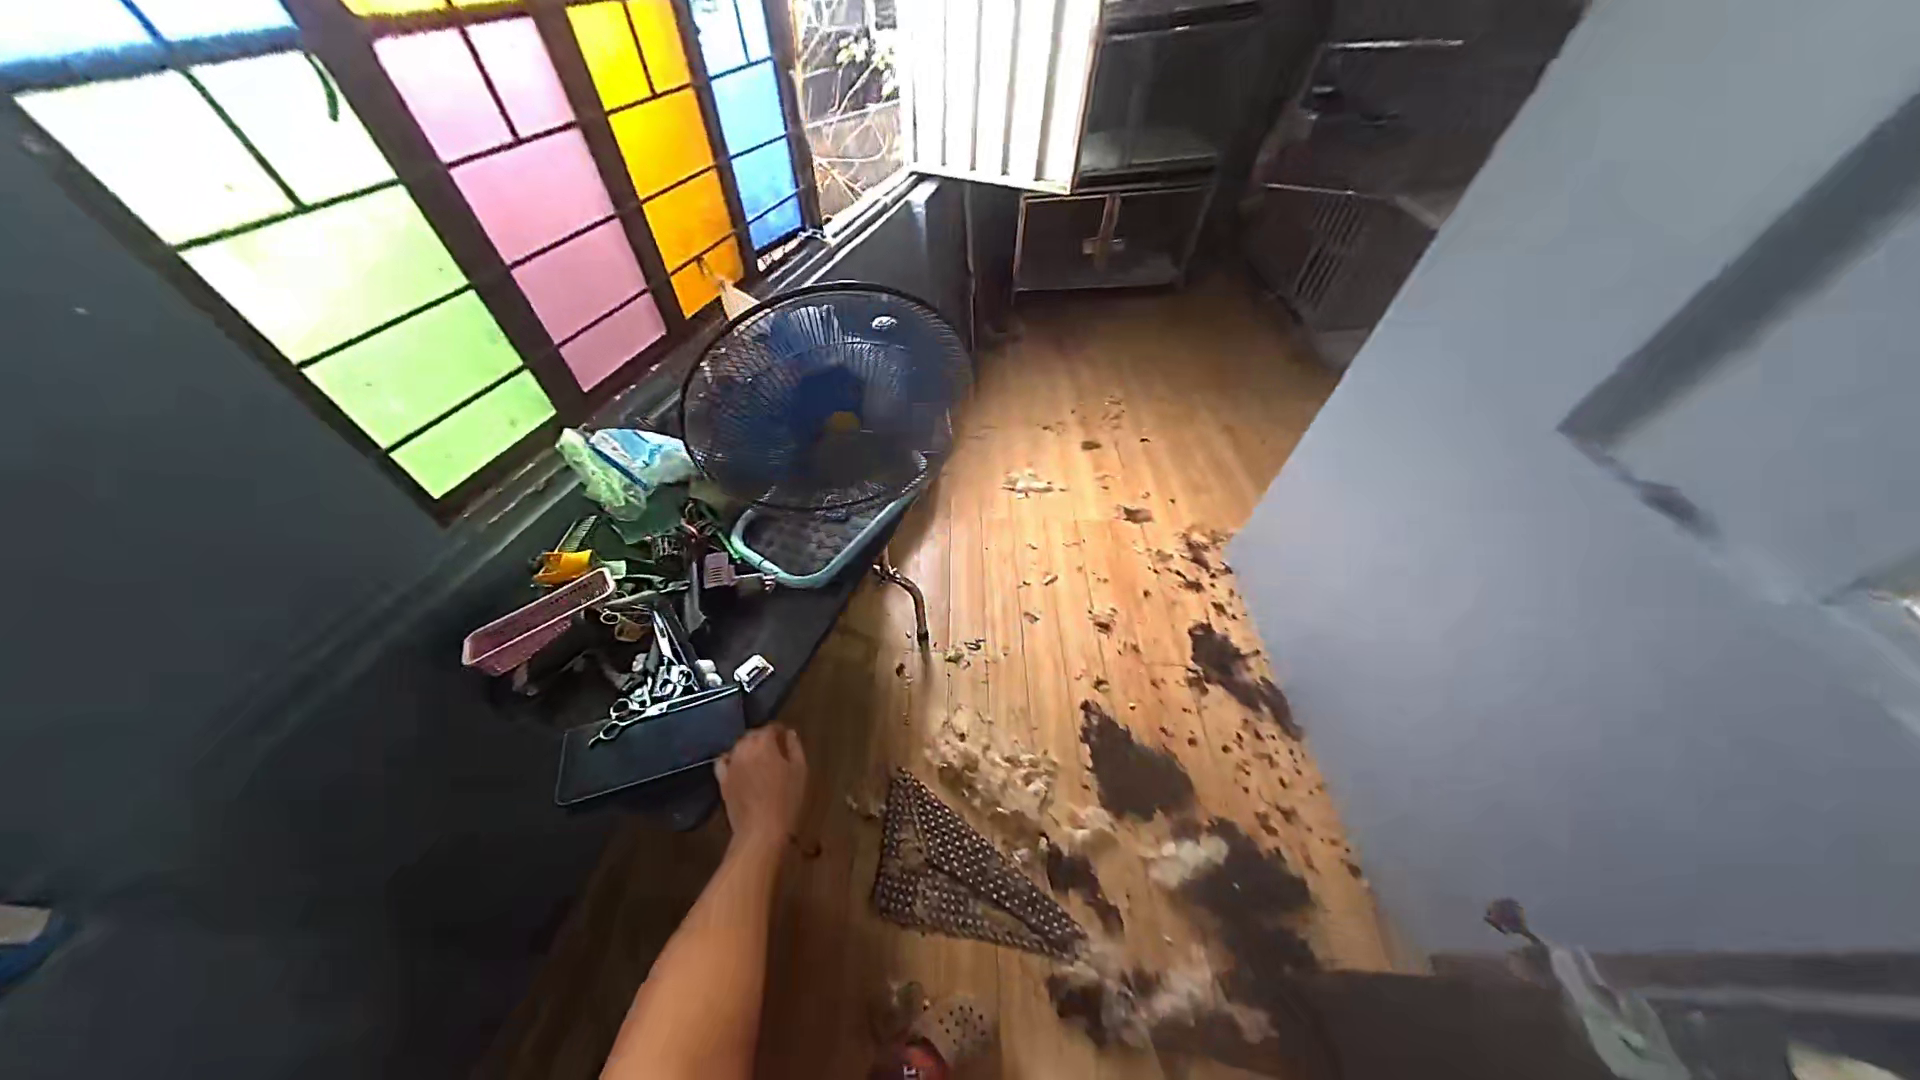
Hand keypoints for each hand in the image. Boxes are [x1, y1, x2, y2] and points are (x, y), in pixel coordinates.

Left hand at [715, 725, 807, 854]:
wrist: (761, 831)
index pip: (771, 727)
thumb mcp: (800, 771)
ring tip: (759, 758)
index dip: (780, 730)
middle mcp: (744, 749)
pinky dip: (731, 759)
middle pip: (753, 735)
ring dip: (748, 747)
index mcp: (764, 744)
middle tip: (776, 748)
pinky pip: (723, 762)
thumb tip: (789, 734)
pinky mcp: (722, 780)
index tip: (786, 737)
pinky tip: (738, 765)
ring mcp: (730, 765)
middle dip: (763, 737)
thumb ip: (794, 748)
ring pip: (738, 746)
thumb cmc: (786, 800)